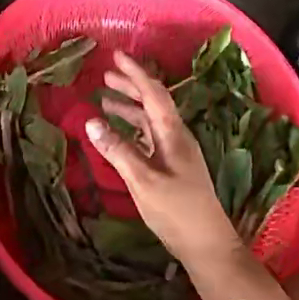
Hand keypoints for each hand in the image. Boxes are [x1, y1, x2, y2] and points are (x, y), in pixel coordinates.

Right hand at [85, 50, 243, 266]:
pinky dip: (133, 129)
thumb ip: (118, 151)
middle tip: (106, 75)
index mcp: (173, 134)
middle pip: (154, 102)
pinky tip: (120, 133)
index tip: (116, 56)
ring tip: (105, 100)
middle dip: (131, 86)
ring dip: (130, 108)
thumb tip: (92, 121)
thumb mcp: (143, 181)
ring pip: (151, 120)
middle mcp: (177, 137)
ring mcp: (177, 152)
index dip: (135, 73)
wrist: (207, 243)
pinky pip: (150, 138)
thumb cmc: (176, 212)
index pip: (153, 94)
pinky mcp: (173, 167)